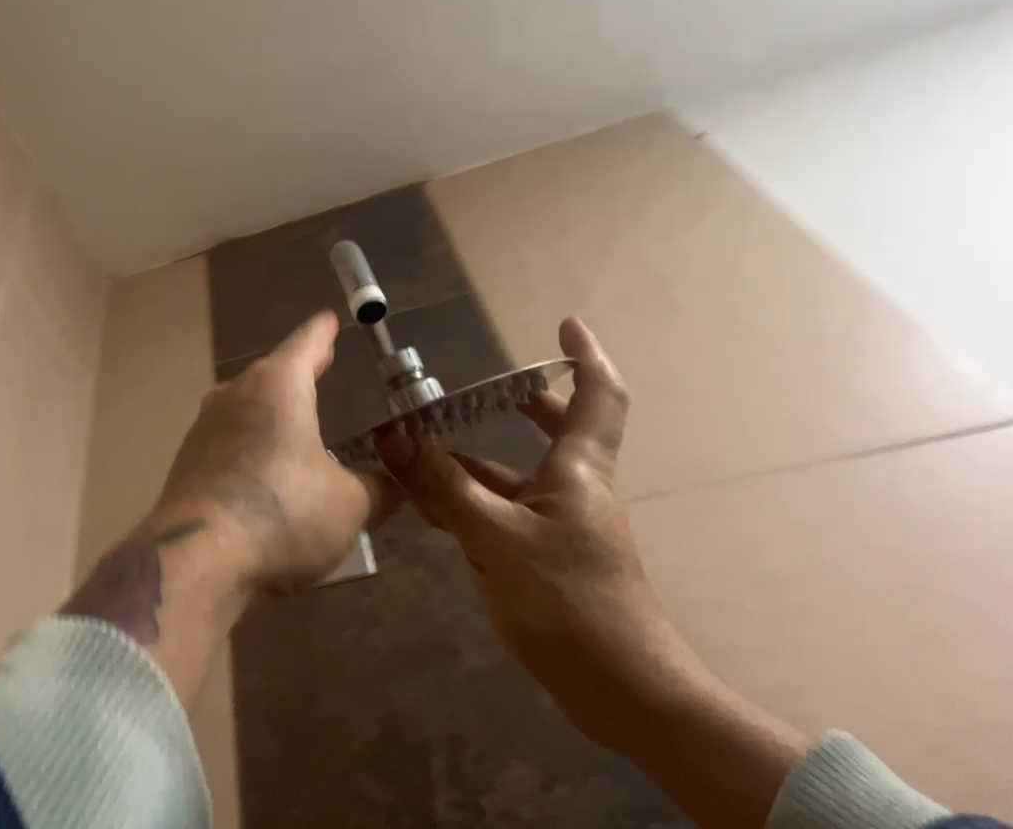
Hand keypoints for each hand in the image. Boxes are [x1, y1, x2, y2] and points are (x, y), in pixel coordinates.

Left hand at [152, 310, 393, 593]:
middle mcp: (234, 395)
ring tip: (296, 422)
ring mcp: (204, 428)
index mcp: (277, 386)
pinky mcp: (187, 463)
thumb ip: (376, 489)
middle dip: (298, 372)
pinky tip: (264, 470)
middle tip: (321, 366)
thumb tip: (394, 486)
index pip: (306, 344)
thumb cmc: (283, 514)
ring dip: (271, 412)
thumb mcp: (348, 504)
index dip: (323, 333)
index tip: (330, 320)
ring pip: (246, 407)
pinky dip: (251, 447)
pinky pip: (229, 442)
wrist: (197, 557)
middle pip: (272, 373)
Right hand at [377, 317, 682, 745]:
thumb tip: (394, 439)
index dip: (585, 356)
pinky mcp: (542, 562)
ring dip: (467, 465)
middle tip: (490, 388)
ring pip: (511, 480)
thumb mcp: (496, 536)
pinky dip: (463, 503)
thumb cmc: (569, 600)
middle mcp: (572, 492)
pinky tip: (425, 506)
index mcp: (578, 472)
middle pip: (556, 433)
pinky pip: (497, 516)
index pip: (598, 397)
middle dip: (525, 405)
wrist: (617, 688)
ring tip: (412, 454)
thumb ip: (444, 486)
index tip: (566, 324)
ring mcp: (558, 529)